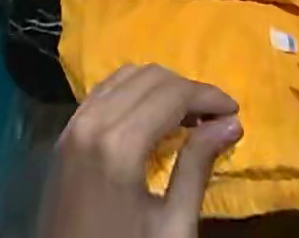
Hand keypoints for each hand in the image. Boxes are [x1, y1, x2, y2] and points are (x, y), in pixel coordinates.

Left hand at [40, 64, 242, 237]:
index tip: (234, 111)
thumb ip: (198, 168)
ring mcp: (73, 126)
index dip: (208, 96)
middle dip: (187, 89)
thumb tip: (231, 123)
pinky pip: (104, 91)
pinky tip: (151, 116)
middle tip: (214, 117)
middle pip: (151, 77)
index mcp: (119, 145)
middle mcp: (92, 122)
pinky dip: (133, 91)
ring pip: (127, 75)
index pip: (173, 94)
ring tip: (187, 115)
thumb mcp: (171, 228)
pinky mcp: (64, 136)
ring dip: (161, 87)